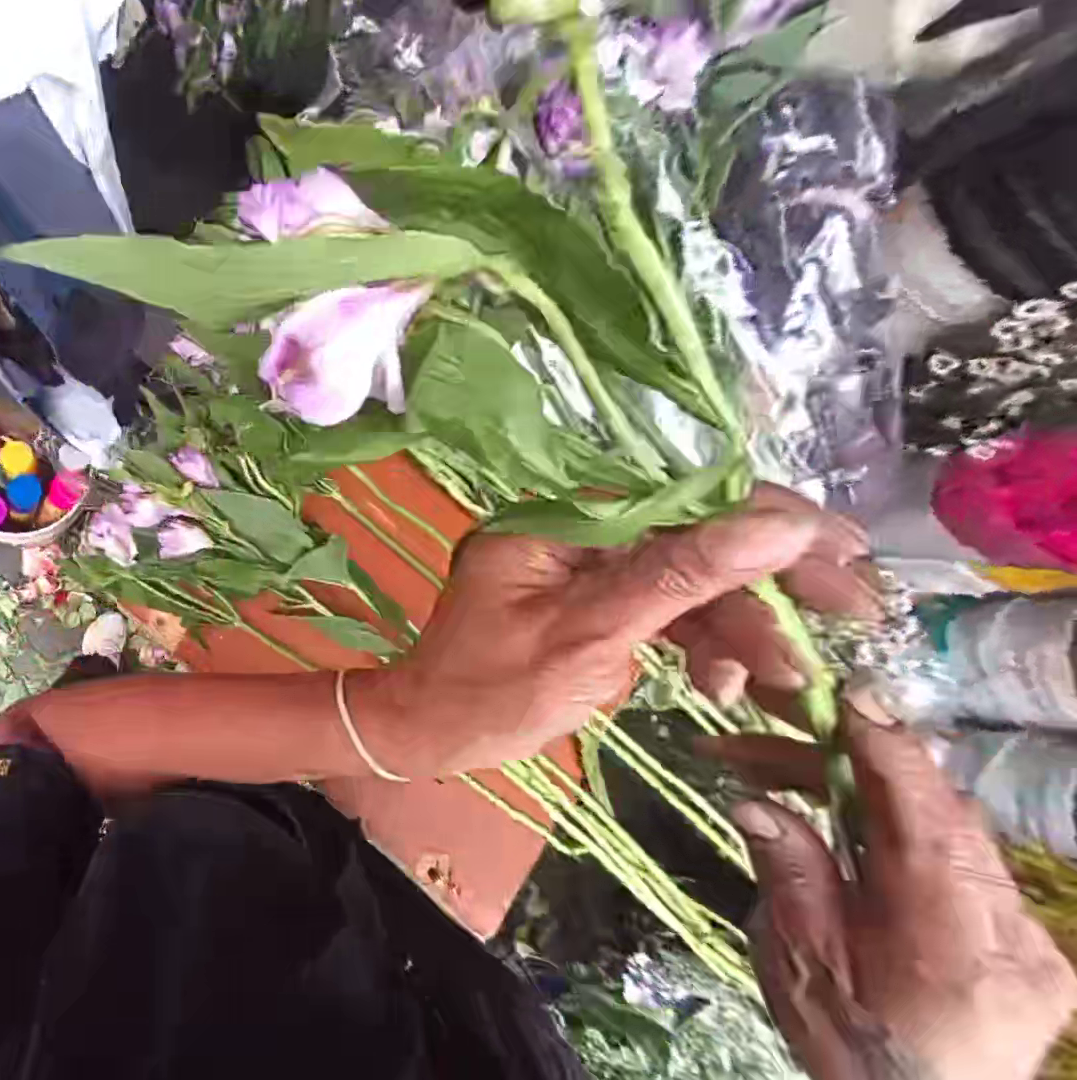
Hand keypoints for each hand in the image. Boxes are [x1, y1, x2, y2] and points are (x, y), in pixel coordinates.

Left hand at [358, 484, 875, 774]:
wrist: (434, 730)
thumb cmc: (494, 688)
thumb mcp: (590, 634)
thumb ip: (677, 578)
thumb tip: (777, 523)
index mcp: (549, 527)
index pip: (671, 502)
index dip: (762, 520)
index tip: (843, 554)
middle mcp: (563, 540)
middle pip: (684, 542)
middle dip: (762, 583)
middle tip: (851, 615)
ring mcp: (575, 577)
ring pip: (678, 584)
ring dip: (735, 629)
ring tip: (778, 681)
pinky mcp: (583, 610)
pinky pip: (654, 615)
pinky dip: (695, 646)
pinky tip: (722, 687)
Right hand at [705, 697, 1076, 1079]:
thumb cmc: (846, 1035)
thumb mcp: (797, 953)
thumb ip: (788, 872)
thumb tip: (754, 799)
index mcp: (952, 936)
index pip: (927, 823)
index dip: (890, 754)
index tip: (849, 699)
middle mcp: (1006, 926)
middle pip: (926, 810)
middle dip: (835, 757)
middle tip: (744, 731)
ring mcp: (1016, 928)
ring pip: (932, 823)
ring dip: (840, 783)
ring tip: (751, 767)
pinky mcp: (1004, 929)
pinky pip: (938, 848)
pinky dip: (870, 814)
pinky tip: (809, 808)